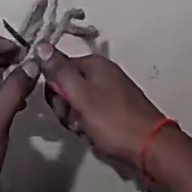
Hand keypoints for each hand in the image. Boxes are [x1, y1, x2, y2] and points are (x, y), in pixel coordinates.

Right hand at [38, 44, 167, 172]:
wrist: (149, 146)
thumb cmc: (113, 120)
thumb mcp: (82, 95)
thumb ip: (60, 71)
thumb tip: (41, 45)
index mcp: (94, 64)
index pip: (58, 68)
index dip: (54, 90)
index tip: (61, 107)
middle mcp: (102, 72)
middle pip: (67, 85)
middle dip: (65, 106)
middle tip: (74, 121)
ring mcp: (110, 90)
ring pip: (78, 102)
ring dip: (75, 118)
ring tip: (86, 130)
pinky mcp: (115, 108)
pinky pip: (91, 112)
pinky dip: (88, 124)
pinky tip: (94, 135)